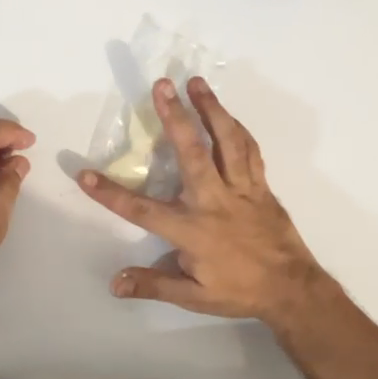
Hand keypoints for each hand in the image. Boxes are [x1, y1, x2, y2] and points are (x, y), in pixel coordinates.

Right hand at [79, 77, 335, 327]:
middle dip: (174, 118)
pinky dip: (237, 129)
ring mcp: (241, 190)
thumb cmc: (239, 292)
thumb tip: (115, 283)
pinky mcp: (261, 186)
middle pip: (192, 153)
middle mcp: (214, 202)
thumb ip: (154, 285)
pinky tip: (227, 114)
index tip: (85, 174)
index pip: (142, 210)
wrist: (292, 290)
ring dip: (211, 108)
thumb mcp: (192, 297)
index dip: (111, 194)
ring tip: (196, 82)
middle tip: (161, 86)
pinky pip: (249, 151)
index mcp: (192, 230)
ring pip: (227, 142)